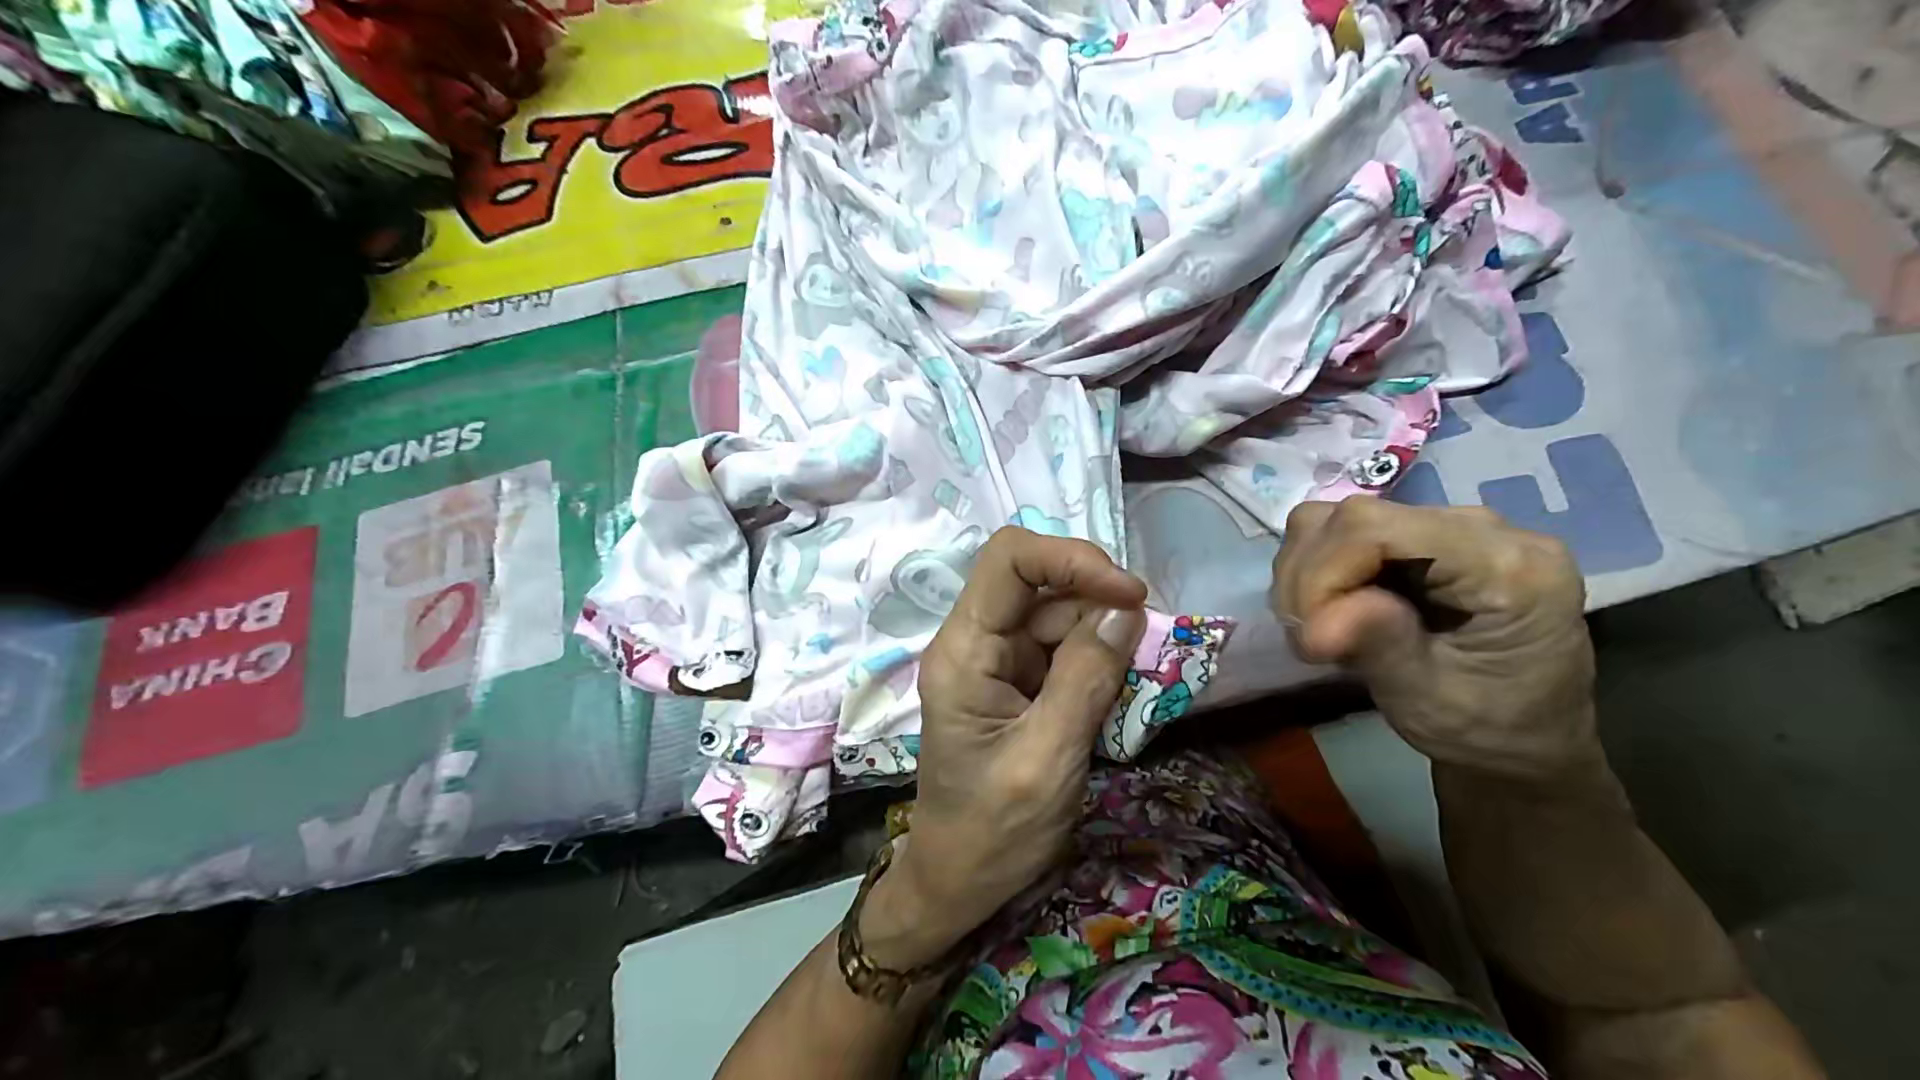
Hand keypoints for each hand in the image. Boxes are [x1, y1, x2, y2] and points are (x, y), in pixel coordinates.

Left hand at [869, 527, 1146, 966]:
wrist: (959, 881)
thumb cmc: (994, 830)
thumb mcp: (1049, 757)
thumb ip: (1086, 677)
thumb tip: (1125, 609)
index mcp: (965, 650)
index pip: (1008, 561)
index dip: (1070, 558)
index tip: (1129, 593)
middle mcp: (976, 642)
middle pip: (1040, 584)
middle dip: (1097, 602)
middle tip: (1145, 645)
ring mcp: (996, 661)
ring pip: (1058, 614)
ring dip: (1103, 635)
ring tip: (1130, 683)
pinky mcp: (1017, 682)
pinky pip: (1063, 648)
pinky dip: (1096, 659)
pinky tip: (1115, 692)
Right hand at [1270, 499, 1596, 781]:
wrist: (1523, 738)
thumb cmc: (1486, 729)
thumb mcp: (1430, 703)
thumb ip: (1381, 649)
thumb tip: (1318, 622)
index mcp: (1506, 566)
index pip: (1374, 528)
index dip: (1321, 572)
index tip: (1311, 637)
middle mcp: (1484, 529)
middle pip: (1352, 517)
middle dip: (1310, 577)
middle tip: (1308, 639)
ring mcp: (1451, 527)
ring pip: (1338, 518)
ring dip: (1308, 573)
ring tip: (1319, 627)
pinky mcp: (1424, 536)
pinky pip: (1346, 532)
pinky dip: (1320, 569)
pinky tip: (1333, 609)